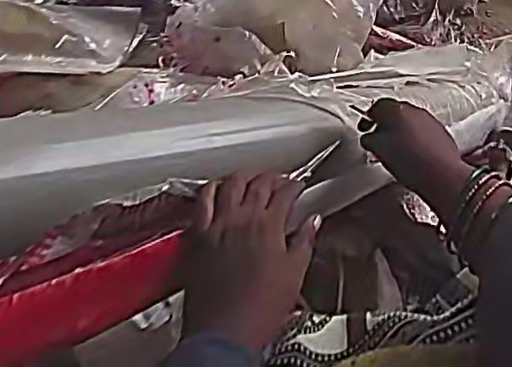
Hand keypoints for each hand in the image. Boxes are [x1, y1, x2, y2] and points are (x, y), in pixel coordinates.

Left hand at [181, 173, 318, 351]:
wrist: (223, 334)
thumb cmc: (258, 311)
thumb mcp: (293, 277)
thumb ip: (304, 243)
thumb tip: (312, 223)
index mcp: (269, 226)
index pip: (285, 193)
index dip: (294, 186)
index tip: (297, 187)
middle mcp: (243, 218)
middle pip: (258, 183)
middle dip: (272, 177)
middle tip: (278, 181)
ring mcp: (219, 224)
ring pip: (231, 184)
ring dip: (243, 177)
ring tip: (249, 179)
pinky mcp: (199, 235)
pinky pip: (203, 201)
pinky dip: (211, 189)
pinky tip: (216, 189)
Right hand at [360, 99, 471, 221]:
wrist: (441, 175)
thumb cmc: (411, 161)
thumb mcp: (379, 150)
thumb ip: (370, 139)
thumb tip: (368, 138)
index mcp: (395, 109)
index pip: (376, 106)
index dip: (368, 118)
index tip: (366, 127)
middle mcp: (412, 110)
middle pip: (394, 111)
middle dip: (385, 123)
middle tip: (378, 138)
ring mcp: (428, 119)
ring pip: (409, 120)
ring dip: (401, 130)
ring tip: (396, 149)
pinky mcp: (440, 131)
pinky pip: (423, 129)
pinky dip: (415, 137)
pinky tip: (412, 153)